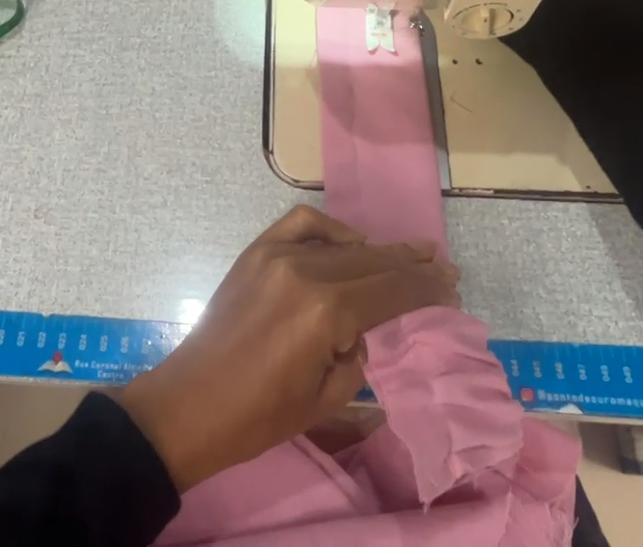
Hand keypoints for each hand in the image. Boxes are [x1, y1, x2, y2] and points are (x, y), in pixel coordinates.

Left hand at [115, 205, 458, 490]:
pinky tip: (348, 242)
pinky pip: (301, 225)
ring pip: (342, 244)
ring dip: (378, 249)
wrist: (190, 404)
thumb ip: (357, 355)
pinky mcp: (255, 253)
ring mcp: (276, 256)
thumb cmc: (259, 416)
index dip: (425, 288)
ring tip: (406, 254)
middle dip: (411, 265)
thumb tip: (362, 329)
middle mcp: (305, 272)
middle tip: (442, 266)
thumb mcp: (326, 398)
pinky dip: (329, 228)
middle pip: (373, 262)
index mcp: (327, 312)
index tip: (451, 287)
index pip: (392, 291)